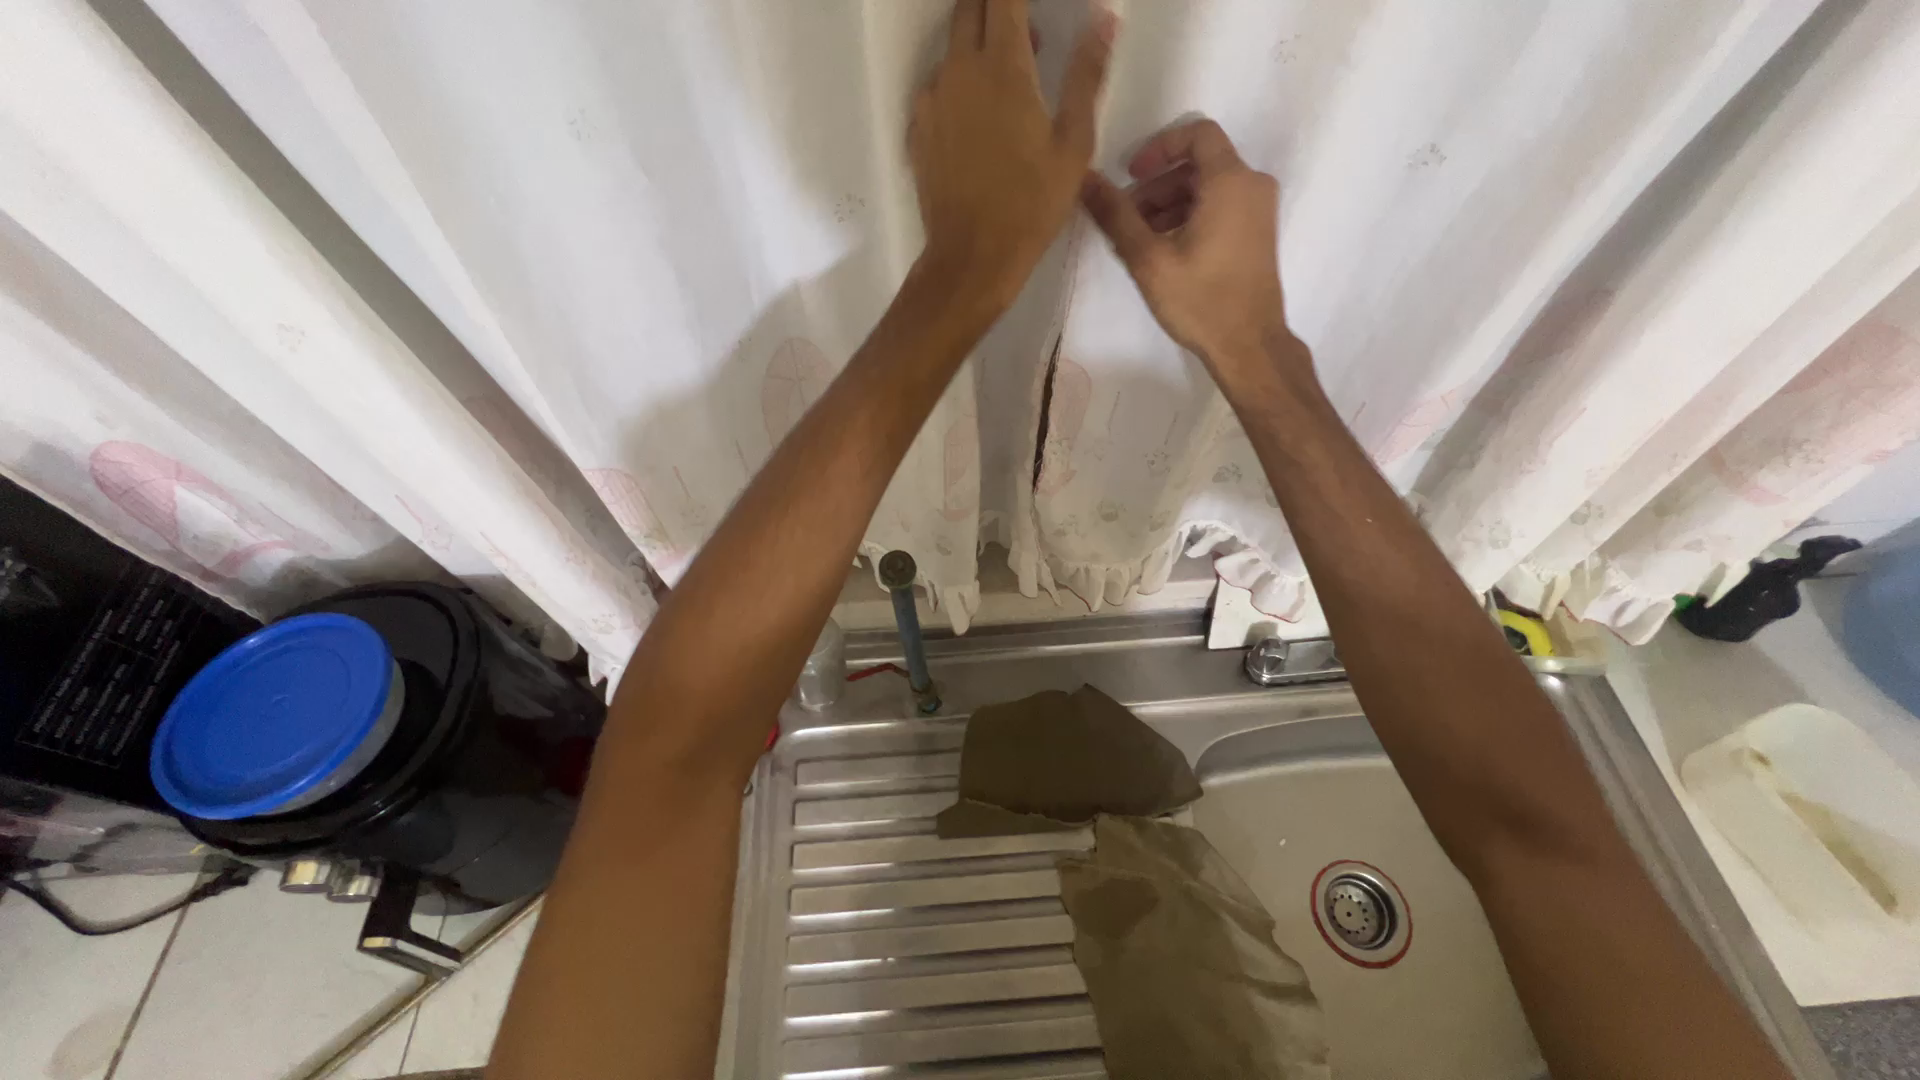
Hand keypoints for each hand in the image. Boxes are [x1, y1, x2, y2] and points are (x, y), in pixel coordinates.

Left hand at [911, 0, 1116, 302]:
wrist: (972, 256)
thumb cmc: (1031, 204)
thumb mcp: (1073, 144)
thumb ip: (1085, 75)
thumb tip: (1103, 20)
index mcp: (1003, 66)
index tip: (1032, 4)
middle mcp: (958, 70)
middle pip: (969, 7)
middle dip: (994, 5)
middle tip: (1024, 27)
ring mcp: (932, 99)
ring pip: (952, 49)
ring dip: (978, 47)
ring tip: (1010, 81)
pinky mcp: (917, 128)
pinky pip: (938, 89)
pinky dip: (960, 86)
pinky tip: (981, 120)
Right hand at [1082, 119, 1299, 378]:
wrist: (1248, 344)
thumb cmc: (1201, 300)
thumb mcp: (1149, 259)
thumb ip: (1116, 215)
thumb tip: (1086, 180)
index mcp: (1231, 181)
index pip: (1197, 134)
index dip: (1159, 148)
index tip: (1132, 176)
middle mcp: (1252, 185)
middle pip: (1198, 163)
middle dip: (1158, 185)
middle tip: (1127, 217)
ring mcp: (1258, 210)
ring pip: (1207, 188)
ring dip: (1170, 203)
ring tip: (1140, 239)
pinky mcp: (1256, 233)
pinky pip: (1220, 207)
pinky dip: (1190, 216)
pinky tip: (1165, 250)